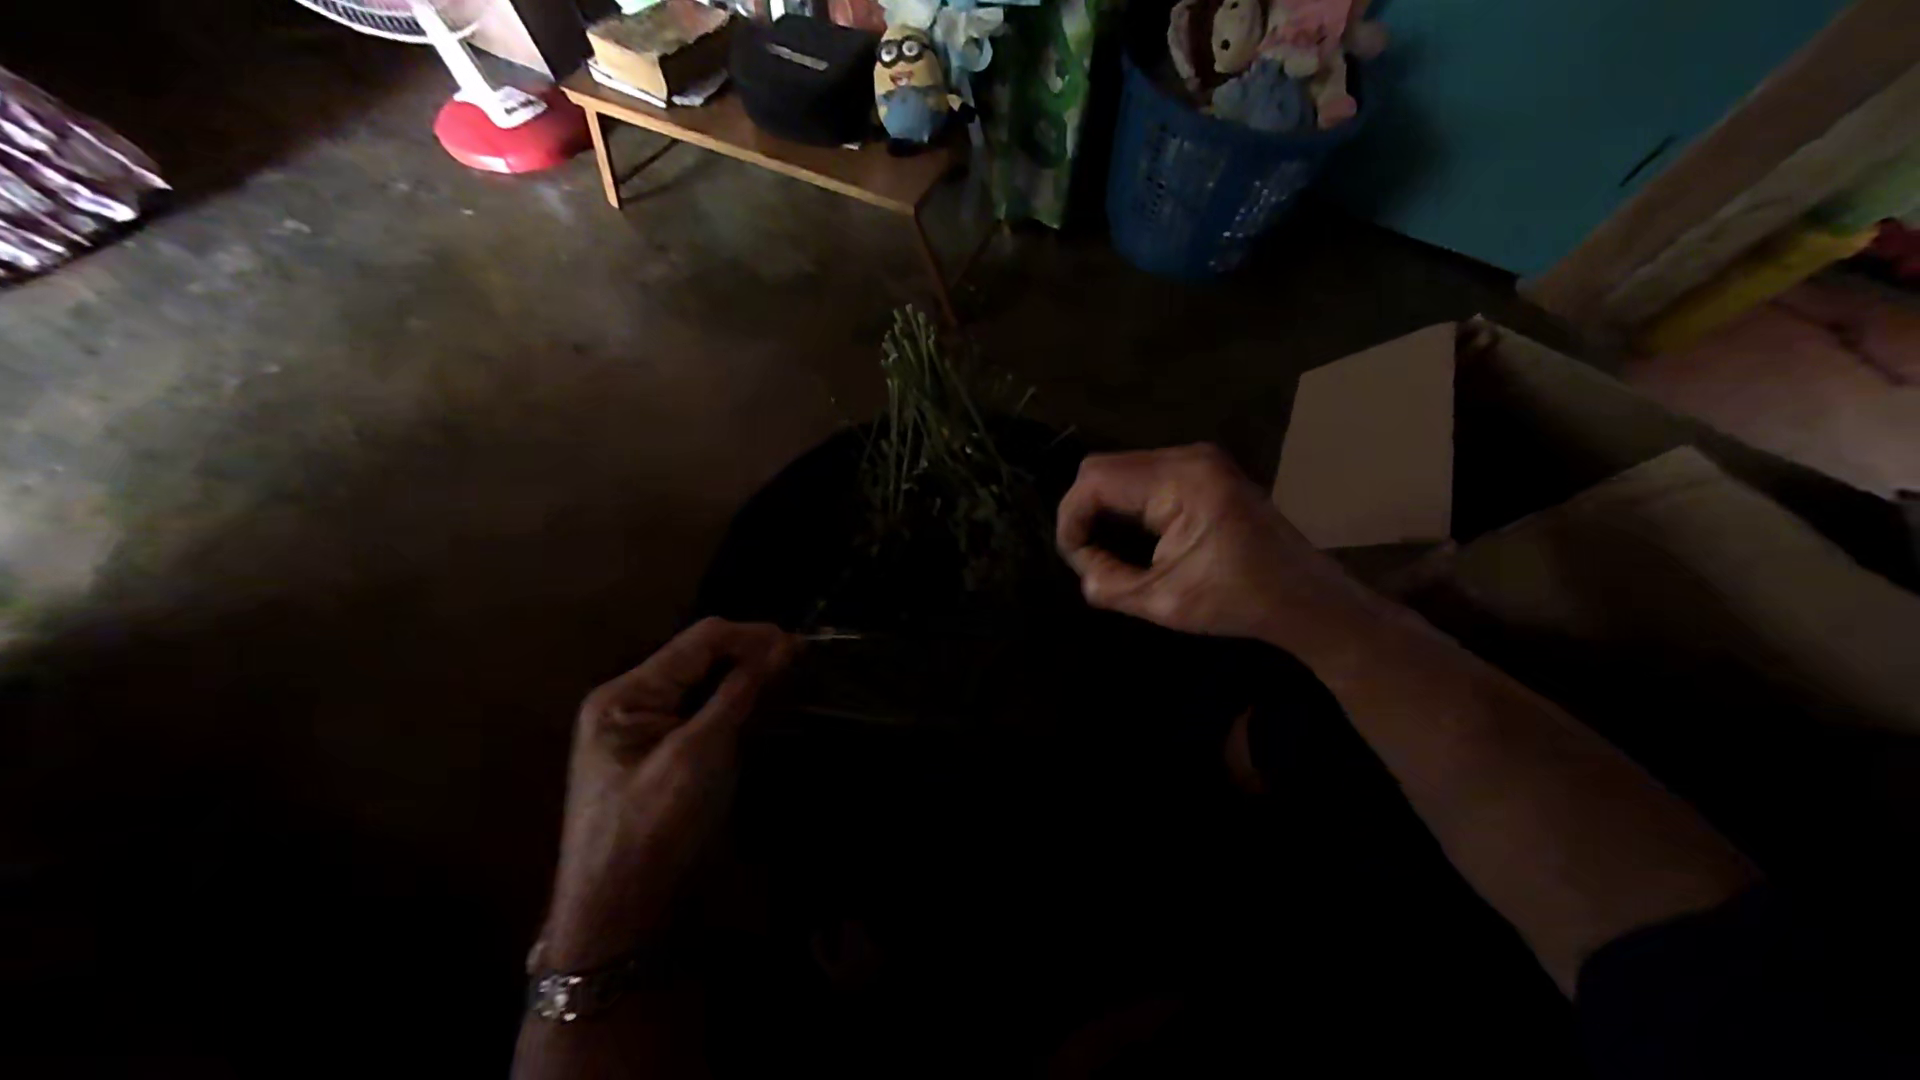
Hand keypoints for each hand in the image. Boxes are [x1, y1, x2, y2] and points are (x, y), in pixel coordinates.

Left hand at [537, 618, 797, 969]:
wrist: (621, 916)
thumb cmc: (654, 830)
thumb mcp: (699, 754)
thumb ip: (739, 693)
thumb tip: (783, 645)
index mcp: (626, 693)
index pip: (699, 641)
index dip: (752, 636)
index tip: (801, 646)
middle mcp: (633, 700)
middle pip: (701, 657)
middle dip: (750, 654)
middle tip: (800, 665)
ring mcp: (646, 728)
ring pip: (706, 682)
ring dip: (747, 678)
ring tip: (790, 681)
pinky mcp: (663, 753)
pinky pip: (704, 711)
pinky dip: (737, 704)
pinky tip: (765, 709)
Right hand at [1056, 445, 1373, 650]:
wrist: (1306, 598)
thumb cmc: (1239, 602)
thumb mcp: (1163, 602)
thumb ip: (1108, 584)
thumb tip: (1080, 565)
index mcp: (1182, 482)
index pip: (1096, 479)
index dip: (1071, 517)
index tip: (1074, 557)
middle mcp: (1189, 457)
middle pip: (1103, 467)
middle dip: (1083, 510)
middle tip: (1086, 555)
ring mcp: (1199, 459)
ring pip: (1121, 469)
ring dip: (1102, 506)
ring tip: (1103, 548)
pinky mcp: (1204, 469)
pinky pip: (1143, 475)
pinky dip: (1125, 502)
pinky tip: (1130, 535)